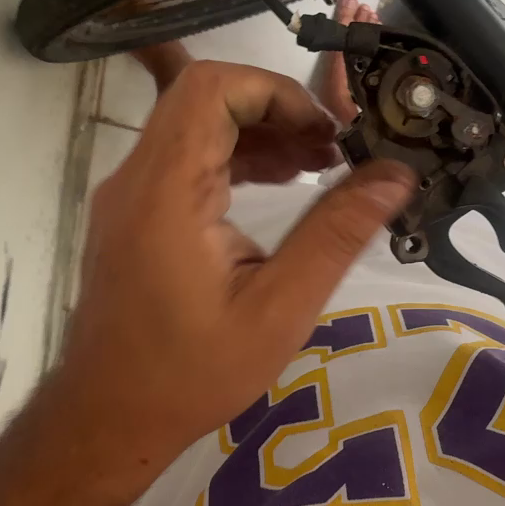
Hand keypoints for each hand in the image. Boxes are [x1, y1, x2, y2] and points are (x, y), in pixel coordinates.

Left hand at [38, 61, 414, 491]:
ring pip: (196, 125)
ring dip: (260, 133)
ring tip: (319, 166)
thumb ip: (336, 233)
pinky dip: (237, 159)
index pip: (211, 88)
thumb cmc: (192, 373)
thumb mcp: (279, 308)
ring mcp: (131, 193)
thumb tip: (395, 176)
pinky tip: (282, 185)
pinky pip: (187, 159)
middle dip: (276, 110)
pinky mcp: (135, 212)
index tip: (325, 132)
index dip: (275, 91)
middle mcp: (138, 177)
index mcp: (167, 191)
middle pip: (205, 98)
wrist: (109, 417)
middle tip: (332, 149)